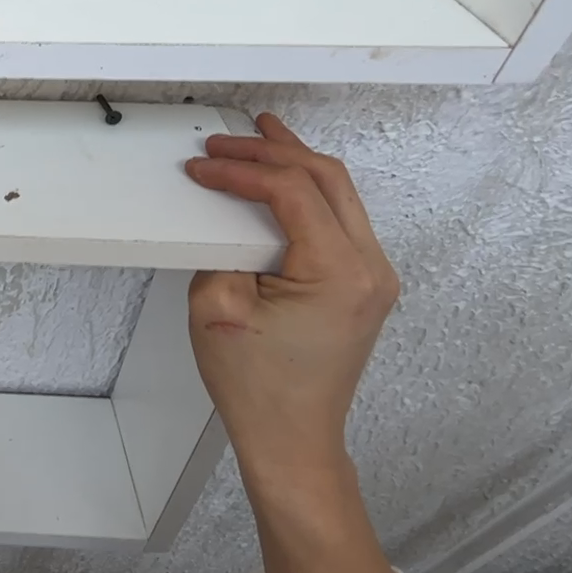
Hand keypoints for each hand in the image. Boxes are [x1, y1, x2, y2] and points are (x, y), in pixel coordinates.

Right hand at [184, 112, 399, 475]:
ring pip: (337, 192)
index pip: (291, 191)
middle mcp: (369, 267)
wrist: (290, 436)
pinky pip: (337, 216)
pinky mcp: (357, 282)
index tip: (201, 168)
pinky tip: (280, 179)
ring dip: (293, 161)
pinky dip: (304, 189)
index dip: (240, 171)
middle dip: (271, 151)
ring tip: (260, 136)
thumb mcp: (216, 304)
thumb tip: (221, 212)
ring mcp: (370, 275)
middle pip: (326, 178)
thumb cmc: (257, 384)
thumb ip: (218, 245)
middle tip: (225, 142)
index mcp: (340, 272)